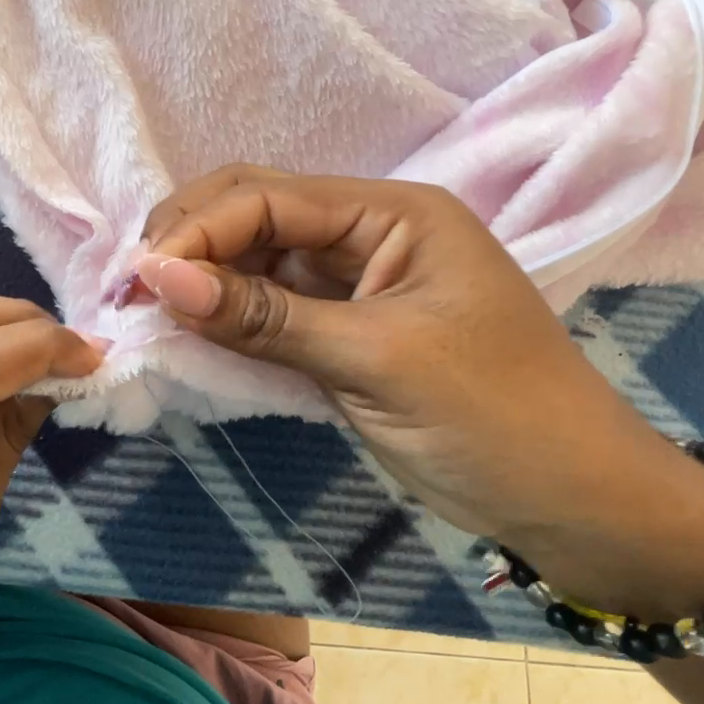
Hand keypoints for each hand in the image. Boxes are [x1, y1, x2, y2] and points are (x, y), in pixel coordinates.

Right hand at [139, 166, 703, 616]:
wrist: (574, 506)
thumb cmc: (497, 420)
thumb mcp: (377, 362)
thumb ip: (263, 317)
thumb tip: (157, 277)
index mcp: (392, 213)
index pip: (268, 198)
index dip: (198, 232)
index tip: (140, 281)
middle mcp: (364, 231)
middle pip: (250, 211)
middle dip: (186, 242)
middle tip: (129, 289)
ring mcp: (346, 278)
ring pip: (248, 256)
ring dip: (194, 277)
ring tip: (142, 308)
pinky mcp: (333, 323)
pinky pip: (259, 302)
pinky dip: (218, 313)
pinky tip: (182, 327)